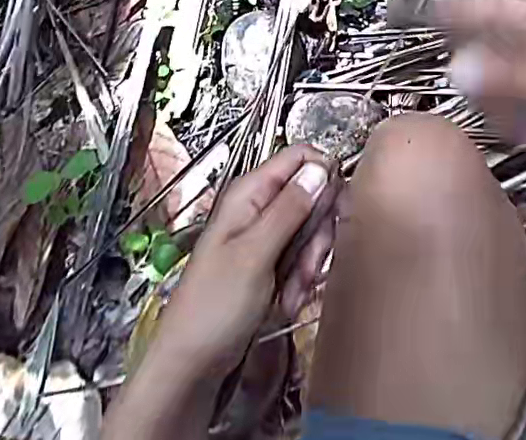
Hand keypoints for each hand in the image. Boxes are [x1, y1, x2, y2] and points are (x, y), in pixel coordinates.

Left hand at [110, 144, 338, 439]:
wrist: (190, 366)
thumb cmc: (213, 307)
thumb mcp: (255, 254)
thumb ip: (290, 209)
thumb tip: (320, 167)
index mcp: (249, 193)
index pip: (299, 158)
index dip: (323, 177)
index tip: (334, 210)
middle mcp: (258, 208)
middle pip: (311, 198)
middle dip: (317, 234)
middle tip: (307, 265)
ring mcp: (264, 237)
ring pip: (310, 233)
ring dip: (309, 265)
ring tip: (291, 291)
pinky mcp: (269, 265)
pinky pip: (301, 261)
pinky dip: (300, 283)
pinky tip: (286, 303)